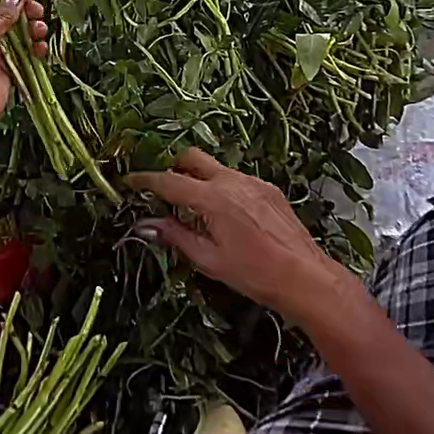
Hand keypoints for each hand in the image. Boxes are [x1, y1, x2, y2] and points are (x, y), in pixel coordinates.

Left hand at [0, 0, 48, 135]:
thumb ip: (1, 14)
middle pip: (6, 11)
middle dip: (24, 8)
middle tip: (36, 9)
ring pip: (19, 30)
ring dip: (32, 28)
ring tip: (39, 31)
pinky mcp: (8, 66)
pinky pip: (26, 51)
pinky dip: (35, 48)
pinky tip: (41, 49)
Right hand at [127, 148, 363, 324]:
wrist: (304, 276)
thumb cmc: (255, 273)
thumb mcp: (208, 259)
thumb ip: (176, 236)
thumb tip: (146, 225)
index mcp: (212, 198)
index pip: (169, 181)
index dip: (145, 180)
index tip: (129, 180)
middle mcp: (232, 181)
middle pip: (192, 158)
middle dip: (172, 166)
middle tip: (160, 186)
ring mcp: (252, 181)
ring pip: (216, 168)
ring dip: (198, 178)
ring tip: (192, 206)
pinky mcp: (268, 188)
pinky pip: (236, 179)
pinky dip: (221, 187)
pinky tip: (223, 213)